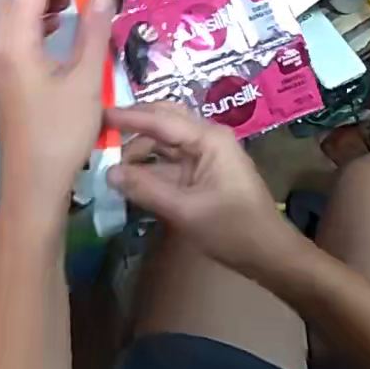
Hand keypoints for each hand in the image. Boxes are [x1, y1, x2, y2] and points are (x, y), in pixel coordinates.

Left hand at [0, 0, 116, 233]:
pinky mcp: (2, 76)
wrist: (32, 185)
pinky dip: (33, 19)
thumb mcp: (86, 81)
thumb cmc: (61, 134)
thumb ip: (94, 32)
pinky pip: (11, 31)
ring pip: (7, 9)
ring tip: (74, 4)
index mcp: (14, 43)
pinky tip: (58, 31)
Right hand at [104, 103, 298, 273]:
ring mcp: (205, 154)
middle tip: (101, 133)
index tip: (99, 114)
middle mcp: (207, 138)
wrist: (269, 254)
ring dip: (139, 150)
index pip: (161, 119)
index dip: (129, 117)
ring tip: (110, 163)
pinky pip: (170, 161)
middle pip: (164, 121)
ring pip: (164, 142)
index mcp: (209, 138)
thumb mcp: (185, 210)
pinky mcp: (202, 172)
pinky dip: (150, 167)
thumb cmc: (233, 229)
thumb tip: (109, 172)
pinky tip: (129, 178)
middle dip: (134, 126)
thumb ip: (145, 189)